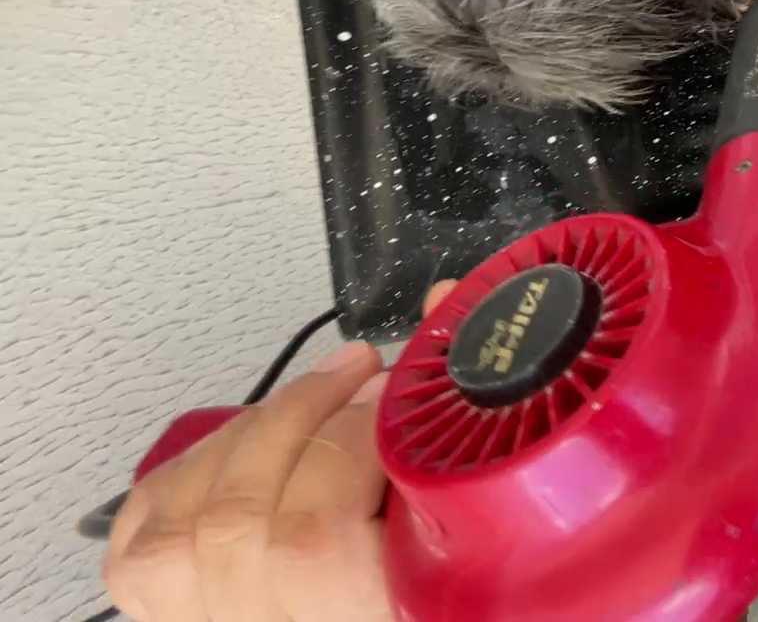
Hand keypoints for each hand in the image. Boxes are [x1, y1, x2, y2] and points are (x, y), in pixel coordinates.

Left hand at [104, 284, 454, 621]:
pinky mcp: (172, 609)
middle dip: (305, 412)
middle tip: (363, 368)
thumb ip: (462, 419)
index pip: (316, 534)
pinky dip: (189, 470)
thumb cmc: (443, 564)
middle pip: (244, 517)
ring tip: (317, 389)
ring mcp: (212, 619)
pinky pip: (143, 538)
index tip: (400, 389)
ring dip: (254, 428)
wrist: (391, 621)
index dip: (355, 436)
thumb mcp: (476, 507)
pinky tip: (250, 438)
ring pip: (187, 521)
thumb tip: (442, 304)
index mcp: (355, 607)